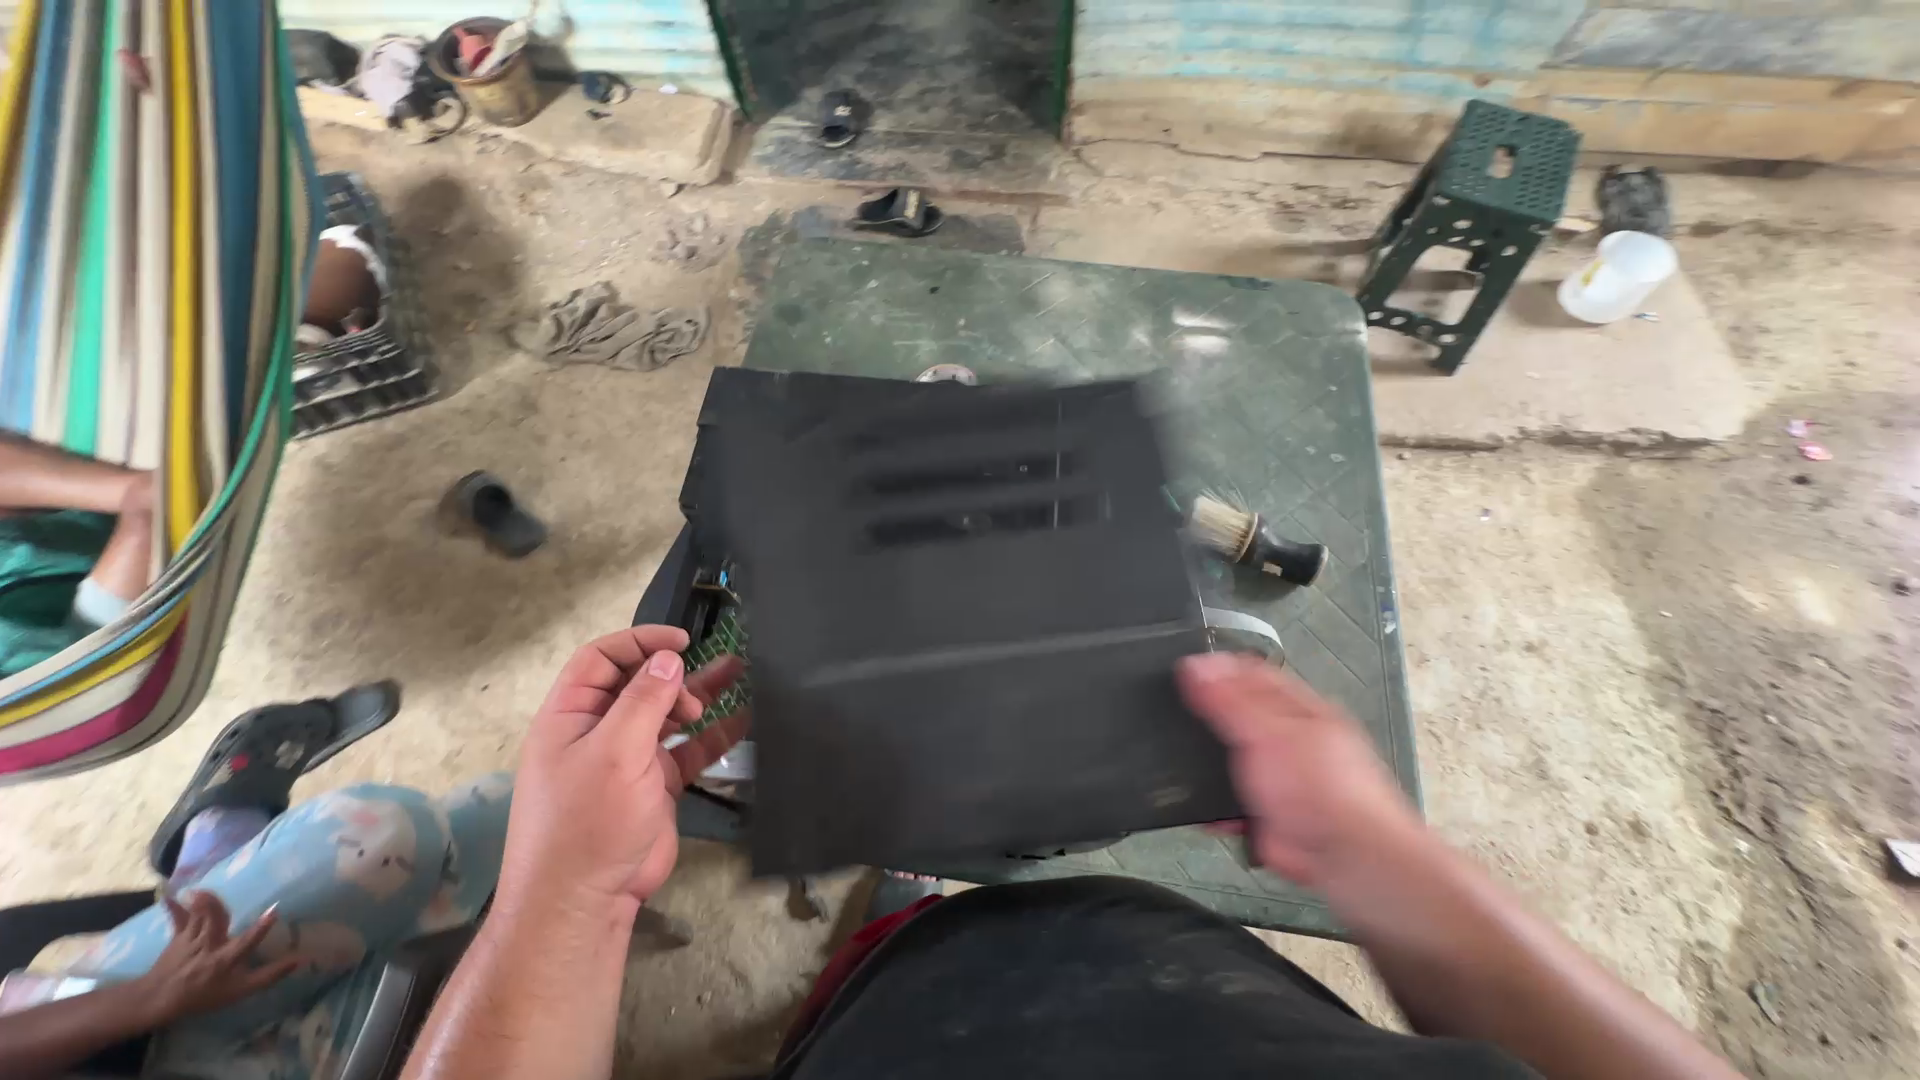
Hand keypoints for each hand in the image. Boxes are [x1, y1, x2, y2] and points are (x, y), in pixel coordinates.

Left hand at [138, 891, 298, 1025]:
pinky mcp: (177, 938)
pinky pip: (178, 920)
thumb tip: (303, 958)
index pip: (247, 942)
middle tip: (211, 894)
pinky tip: (167, 897)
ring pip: (197, 920)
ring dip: (198, 905)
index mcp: (226, 959)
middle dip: (212, 911)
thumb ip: (269, 975)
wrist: (157, 1001)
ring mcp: (190, 942)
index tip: (274, 910)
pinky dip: (173, 908)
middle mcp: (209, 947)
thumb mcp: (239, 991)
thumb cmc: (203, 994)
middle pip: (213, 926)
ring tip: (196, 890)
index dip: (261, 928)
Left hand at [496, 626, 748, 922]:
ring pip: (668, 715)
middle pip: (639, 685)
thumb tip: (669, 659)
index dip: (639, 642)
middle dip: (674, 675)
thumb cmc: (587, 821)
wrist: (584, 901)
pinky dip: (713, 735)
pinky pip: (687, 750)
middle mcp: (598, 731)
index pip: (601, 659)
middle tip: (703, 686)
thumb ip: (644, 701)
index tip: (682, 641)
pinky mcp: (654, 786)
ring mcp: (627, 759)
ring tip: (740, 674)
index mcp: (571, 716)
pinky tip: (743, 720)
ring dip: (700, 696)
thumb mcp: (614, 752)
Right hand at [1177, 652, 1423, 886]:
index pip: (1253, 675)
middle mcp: (1289, 738)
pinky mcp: (1264, 811)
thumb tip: (1196, 665)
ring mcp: (1276, 776)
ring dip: (1205, 761)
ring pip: (1229, 758)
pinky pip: (1226, 798)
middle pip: (1238, 715)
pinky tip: (1188, 798)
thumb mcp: (1270, 732)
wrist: (1343, 856)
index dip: (1218, 669)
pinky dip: (1208, 800)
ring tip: (1171, 756)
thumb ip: (1231, 699)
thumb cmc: (1320, 786)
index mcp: (1299, 709)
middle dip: (1206, 715)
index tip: (1182, 671)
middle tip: (1169, 712)